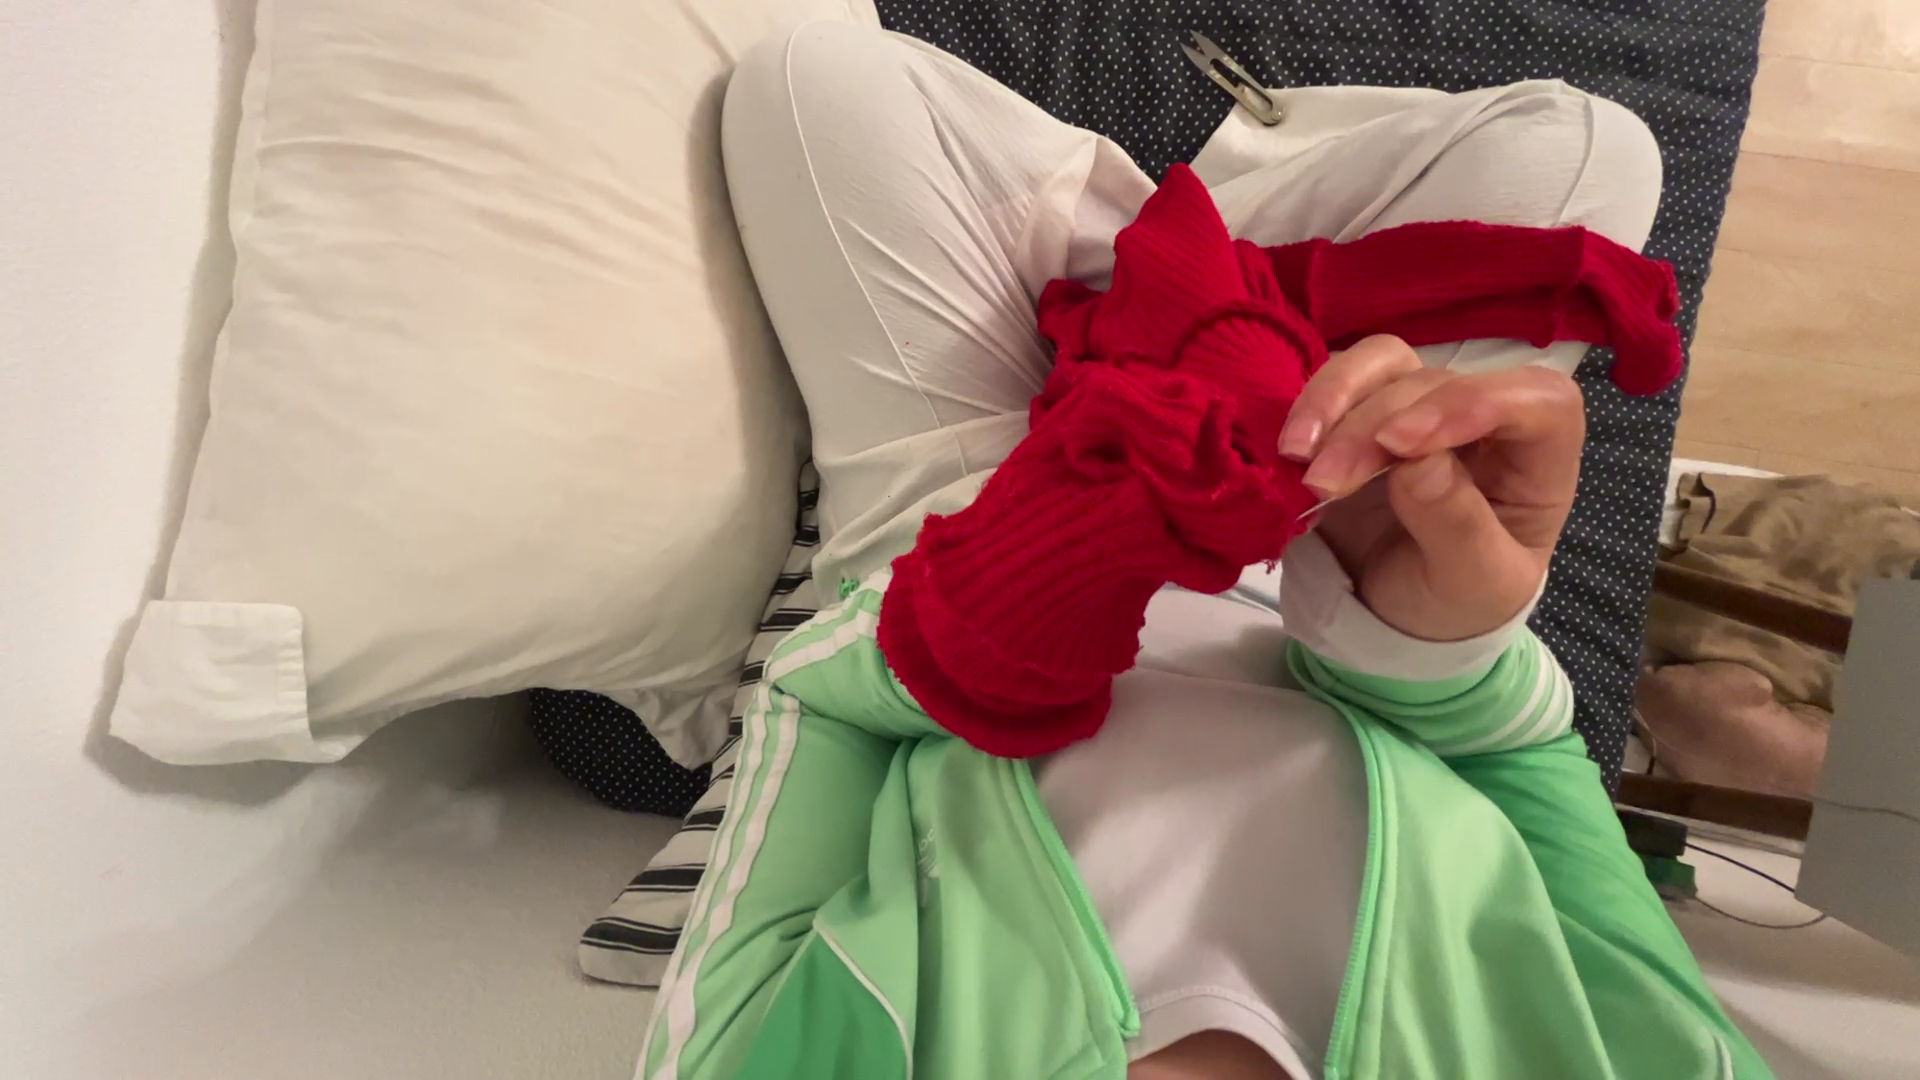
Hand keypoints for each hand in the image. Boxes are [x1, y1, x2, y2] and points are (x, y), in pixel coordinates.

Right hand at [1277, 335, 1584, 641]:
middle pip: (1431, 381)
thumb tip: (1417, 462)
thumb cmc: (1451, 602)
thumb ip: (1457, 526)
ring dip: (1331, 400)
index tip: (1401, 445)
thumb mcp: (1471, 585)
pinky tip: (1284, 448)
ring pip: (1379, 364)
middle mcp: (1475, 422)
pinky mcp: (1354, 419)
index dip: (1471, 404)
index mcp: (1532, 461)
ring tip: (1293, 453)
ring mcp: (1410, 414)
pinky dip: (1306, 409)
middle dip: (1370, 426)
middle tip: (1323, 484)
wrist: (1389, 612)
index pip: (1532, 399)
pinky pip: (1332, 387)